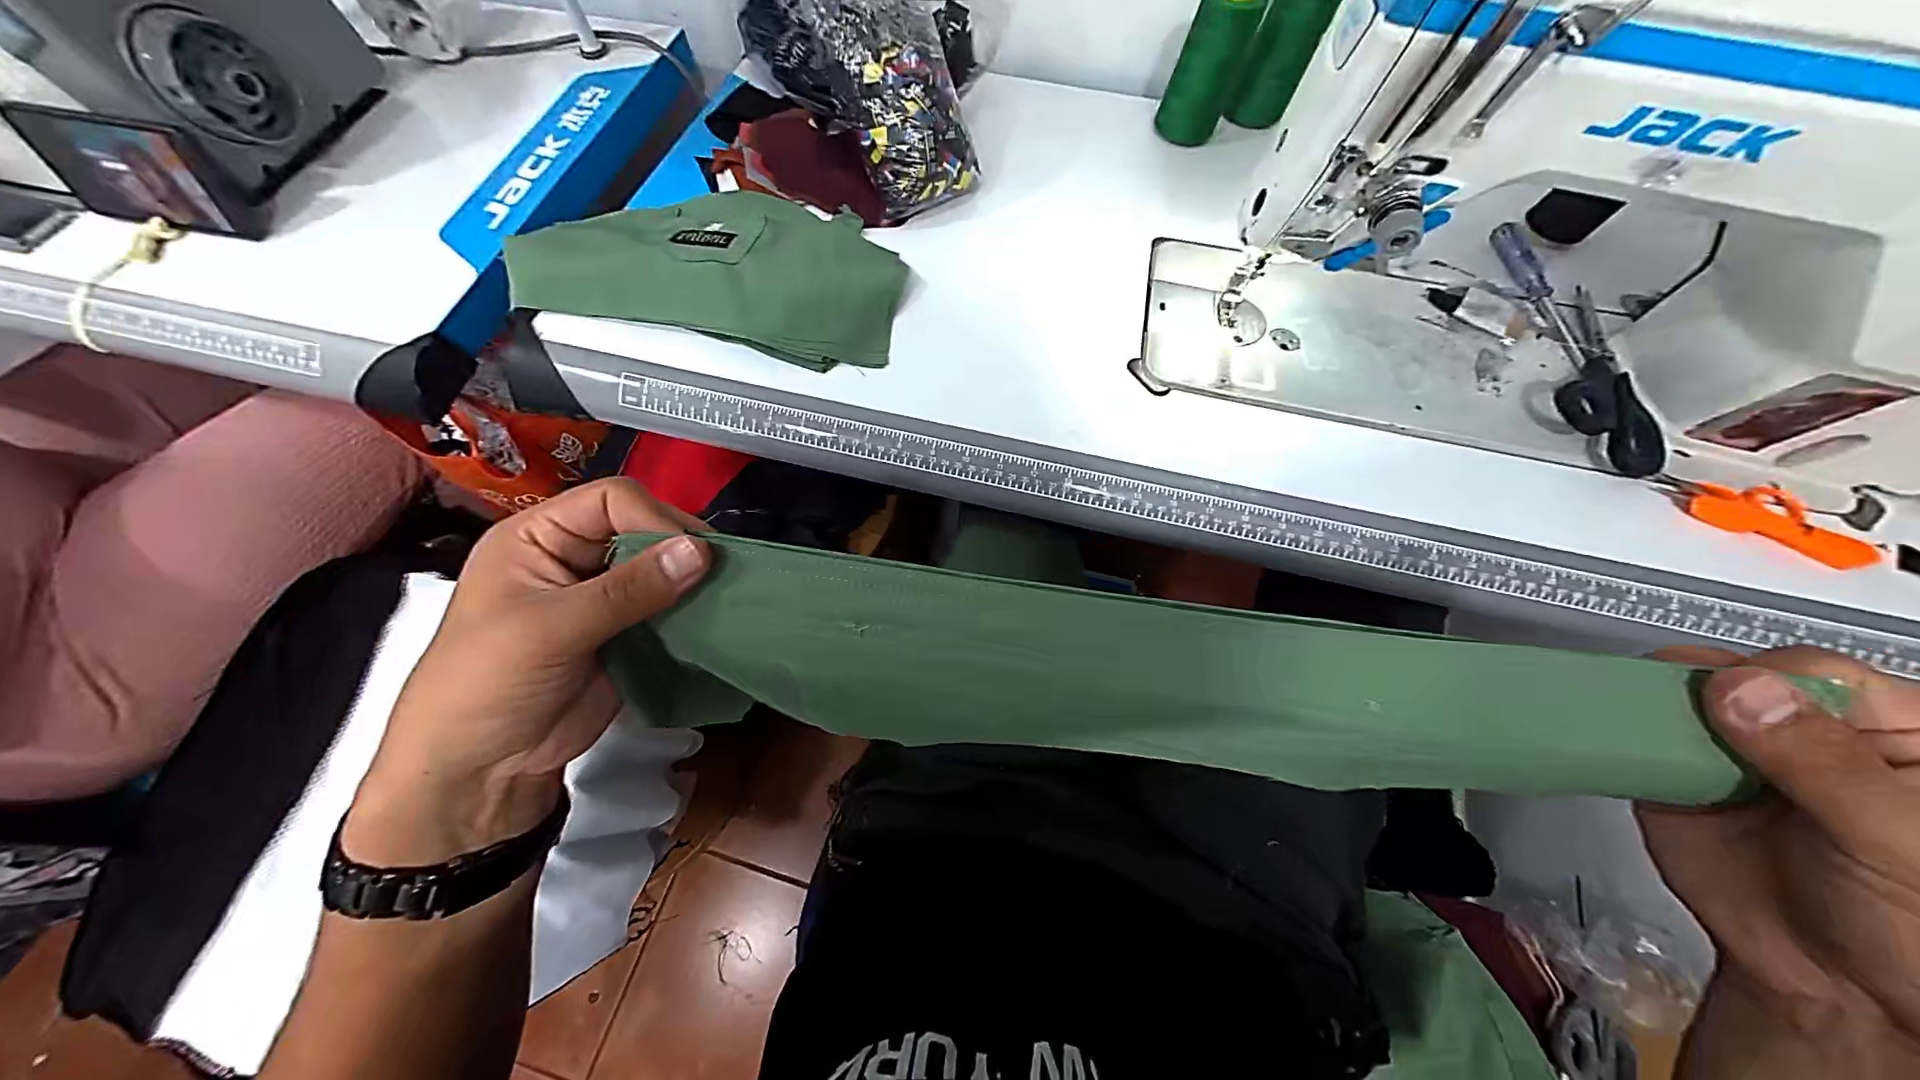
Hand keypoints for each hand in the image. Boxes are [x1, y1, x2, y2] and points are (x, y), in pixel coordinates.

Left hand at [343, 479, 710, 865]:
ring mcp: (603, 598)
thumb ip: (628, 590)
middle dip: (681, 547)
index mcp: (539, 537)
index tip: (694, 554)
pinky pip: (668, 608)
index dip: (655, 519)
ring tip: (727, 592)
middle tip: (722, 571)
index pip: (612, 501)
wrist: (480, 771)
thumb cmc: (488, 685)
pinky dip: (691, 610)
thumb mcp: (551, 630)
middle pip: (643, 528)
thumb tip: (701, 552)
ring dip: (693, 579)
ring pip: (661, 569)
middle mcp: (574, 558)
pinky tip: (712, 616)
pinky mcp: (627, 632)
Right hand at [1637, 646, 1919, 1071]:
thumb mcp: (1890, 841)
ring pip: (1676, 697)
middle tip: (1673, 718)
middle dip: (1695, 686)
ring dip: (1648, 705)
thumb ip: (1823, 763)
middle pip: (1733, 673)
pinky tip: (1610, 738)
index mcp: (1887, 732)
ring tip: (1636, 729)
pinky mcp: (1672, 770)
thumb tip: (1739, 687)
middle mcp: (1804, 729)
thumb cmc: (1910, 924)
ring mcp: (1731, 749)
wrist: (1829, 986)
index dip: (1767, 679)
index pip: (1813, 673)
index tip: (1732, 707)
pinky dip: (1616, 731)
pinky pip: (1637, 735)